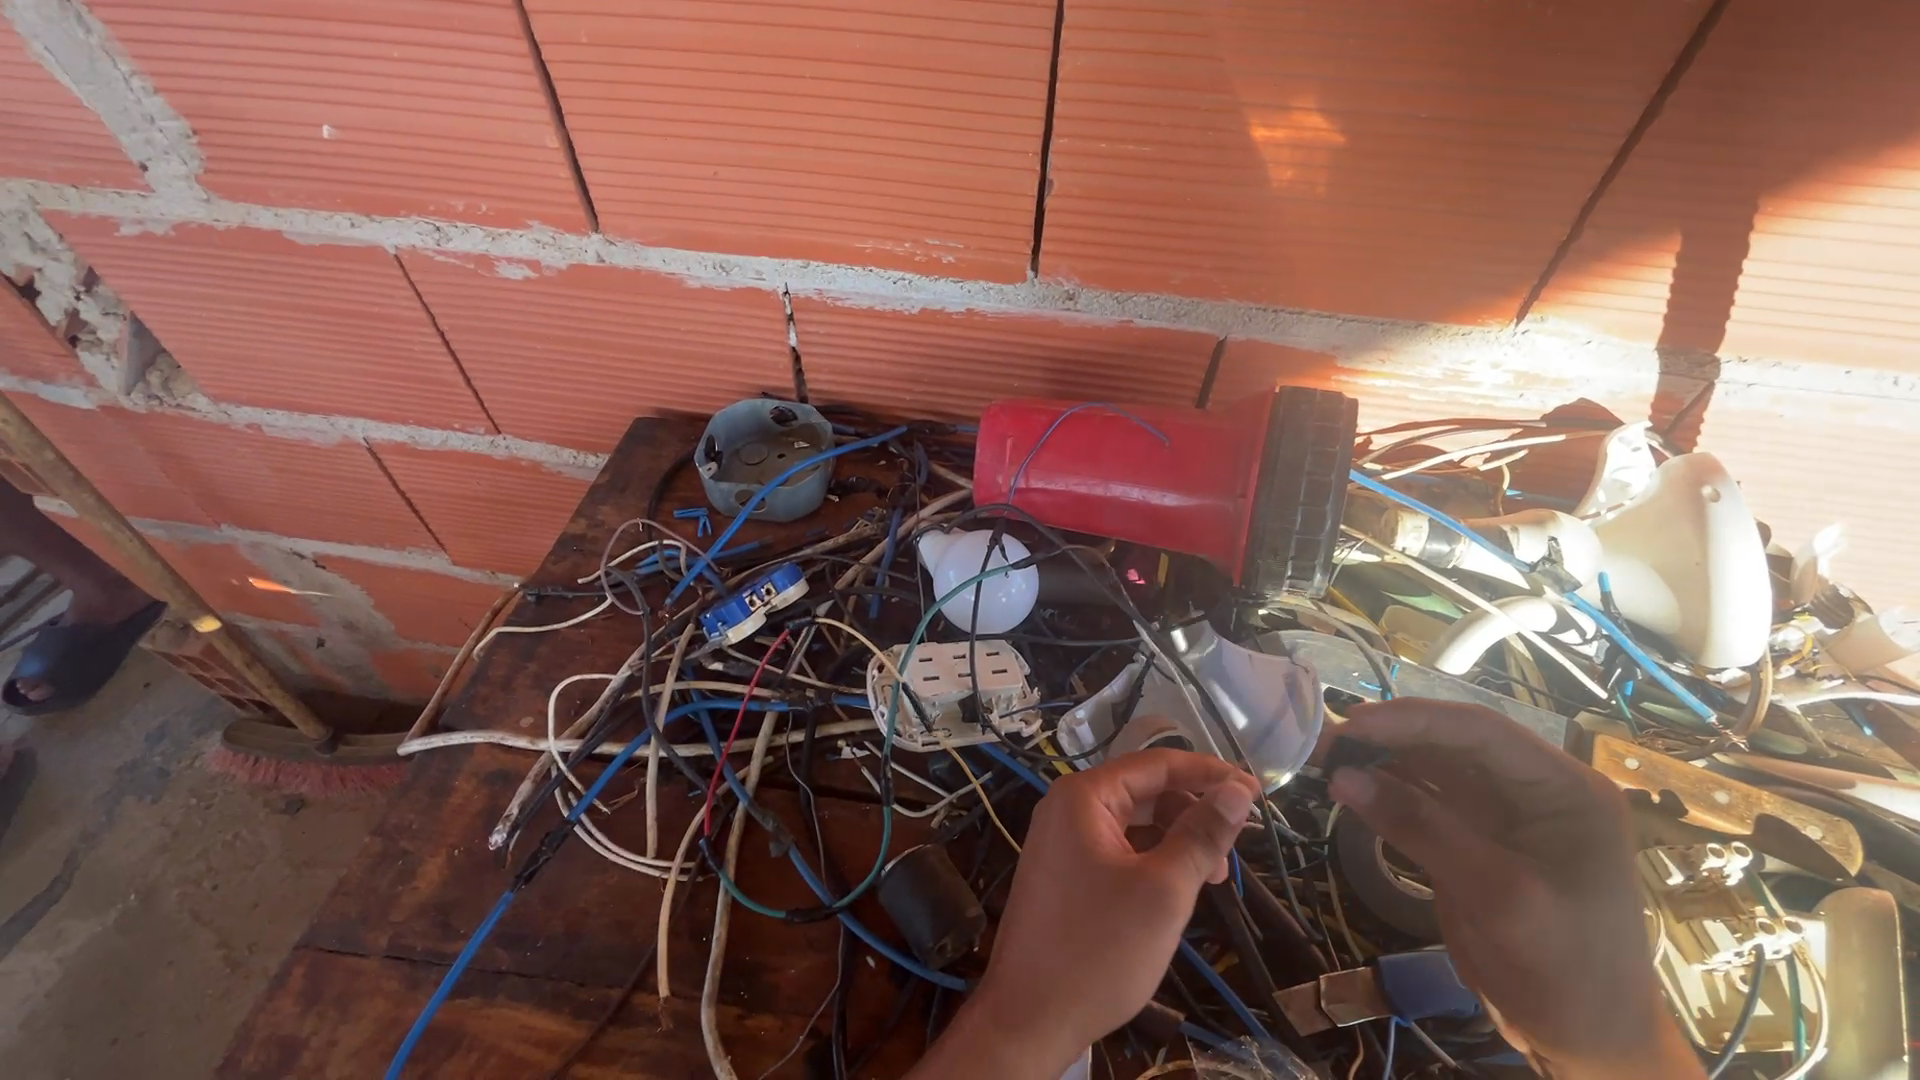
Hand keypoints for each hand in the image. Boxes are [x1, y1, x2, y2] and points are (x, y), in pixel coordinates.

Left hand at [909, 749, 1260, 1079]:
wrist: (1029, 1017)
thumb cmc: (1099, 949)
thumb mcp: (1164, 890)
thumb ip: (1202, 834)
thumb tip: (1238, 790)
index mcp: (1084, 796)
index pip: (1157, 764)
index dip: (1209, 774)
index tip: (1256, 792)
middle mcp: (1068, 807)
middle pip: (1145, 791)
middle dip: (1194, 811)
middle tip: (1238, 844)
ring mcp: (1062, 841)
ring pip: (1133, 822)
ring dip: (1177, 839)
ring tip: (1215, 875)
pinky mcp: (1065, 872)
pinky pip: (1117, 848)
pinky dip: (1153, 860)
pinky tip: (1180, 887)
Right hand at [1327, 699, 1702, 1079]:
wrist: (1585, 1041)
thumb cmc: (1564, 969)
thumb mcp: (1495, 896)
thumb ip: (1421, 828)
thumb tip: (1341, 775)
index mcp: (1563, 789)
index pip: (1480, 731)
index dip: (1412, 720)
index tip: (1349, 722)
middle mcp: (1533, 788)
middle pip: (1450, 742)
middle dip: (1387, 737)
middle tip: (1322, 741)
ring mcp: (1500, 813)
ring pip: (1429, 766)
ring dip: (1377, 760)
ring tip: (1322, 759)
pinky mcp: (1471, 837)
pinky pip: (1421, 798)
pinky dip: (1382, 790)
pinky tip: (1347, 789)